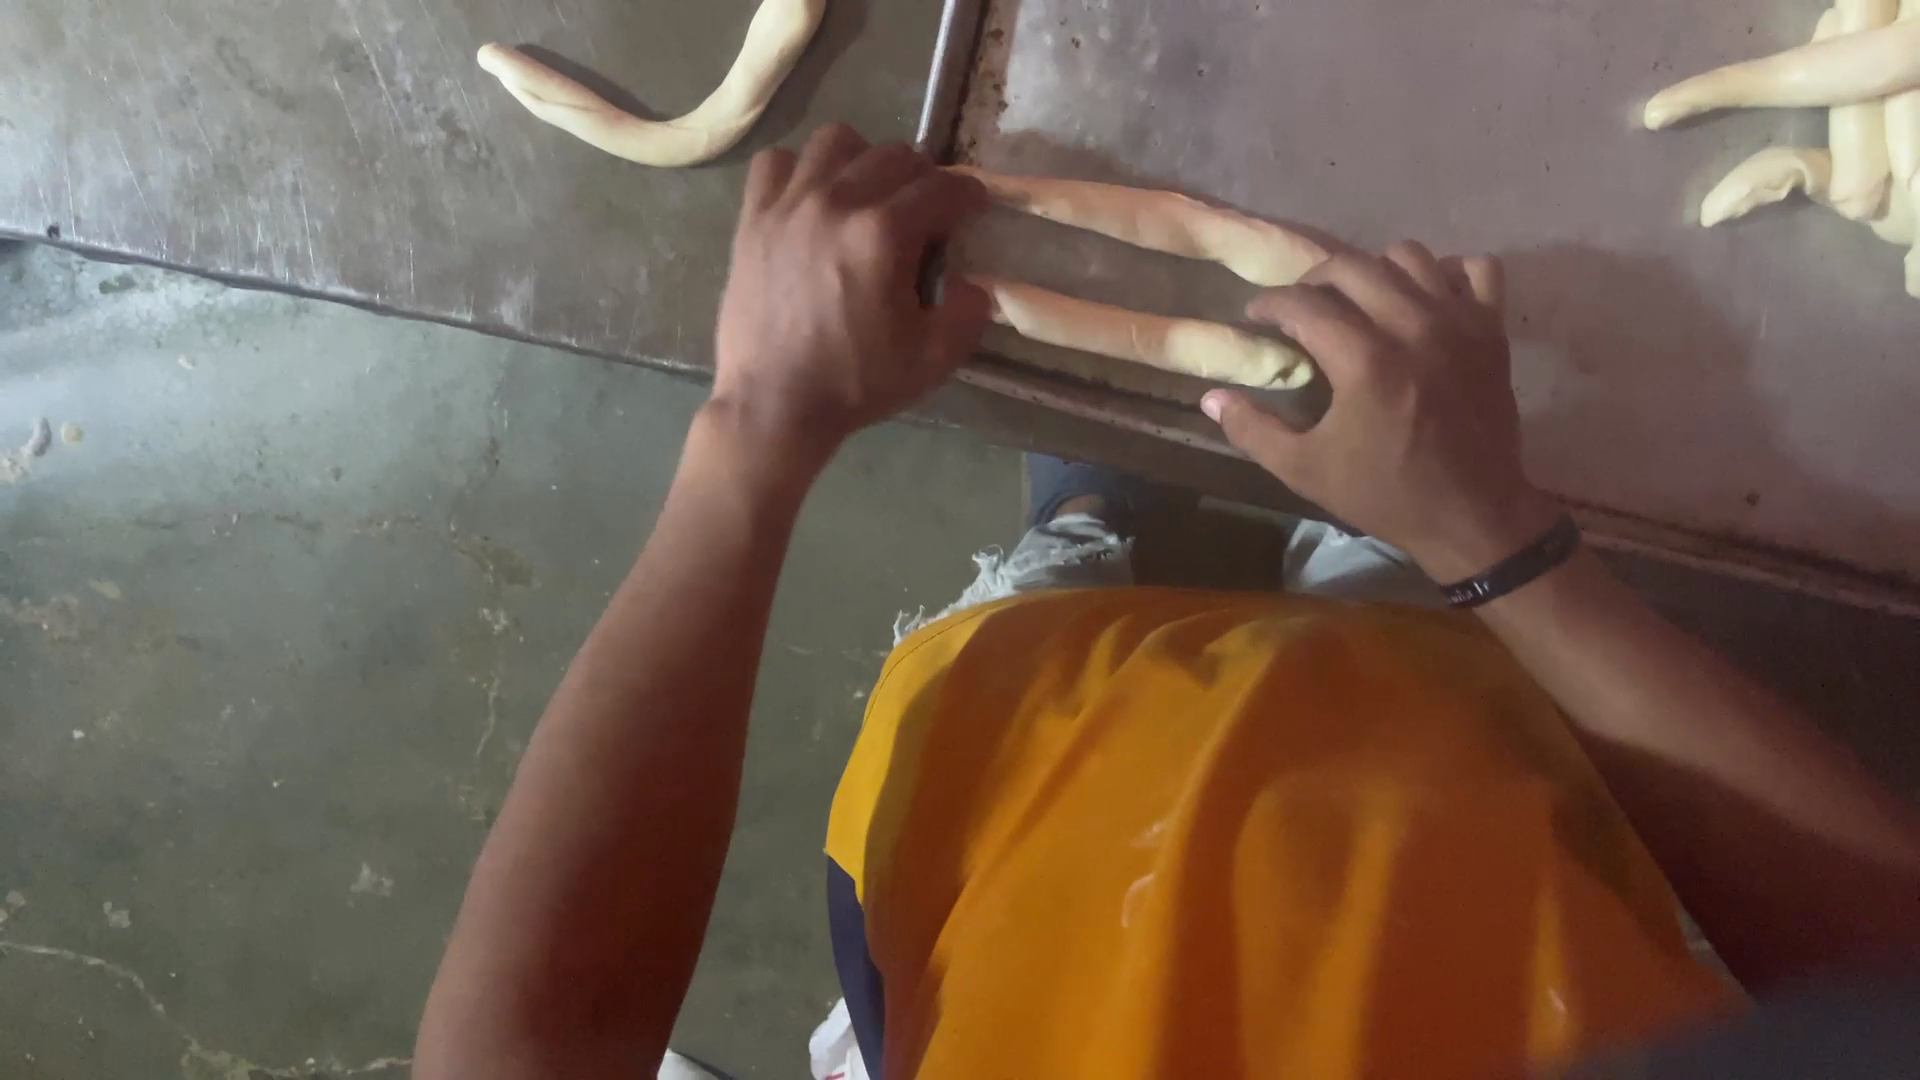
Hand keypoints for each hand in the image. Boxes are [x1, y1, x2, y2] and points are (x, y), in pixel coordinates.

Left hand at [708, 125, 990, 465]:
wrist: (775, 404)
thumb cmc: (854, 384)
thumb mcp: (931, 361)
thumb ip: (967, 315)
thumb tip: (972, 282)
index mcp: (884, 235)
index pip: (941, 189)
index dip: (968, 194)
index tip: (975, 205)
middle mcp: (836, 202)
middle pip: (894, 156)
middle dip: (924, 177)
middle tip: (927, 211)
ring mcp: (789, 205)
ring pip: (836, 142)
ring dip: (865, 160)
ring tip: (869, 195)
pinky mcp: (754, 219)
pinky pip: (778, 162)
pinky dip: (802, 170)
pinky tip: (812, 199)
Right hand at [1201, 242, 1559, 581]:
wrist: (1469, 513)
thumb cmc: (1381, 492)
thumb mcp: (1302, 469)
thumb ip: (1252, 430)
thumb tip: (1211, 397)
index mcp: (1365, 363)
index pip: (1306, 304)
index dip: (1271, 303)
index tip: (1255, 315)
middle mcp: (1414, 328)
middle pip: (1354, 266)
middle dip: (1313, 279)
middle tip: (1299, 306)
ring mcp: (1460, 324)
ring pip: (1410, 257)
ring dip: (1372, 271)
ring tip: (1355, 301)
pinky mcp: (1492, 330)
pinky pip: (1474, 268)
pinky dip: (1442, 273)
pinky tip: (1419, 300)